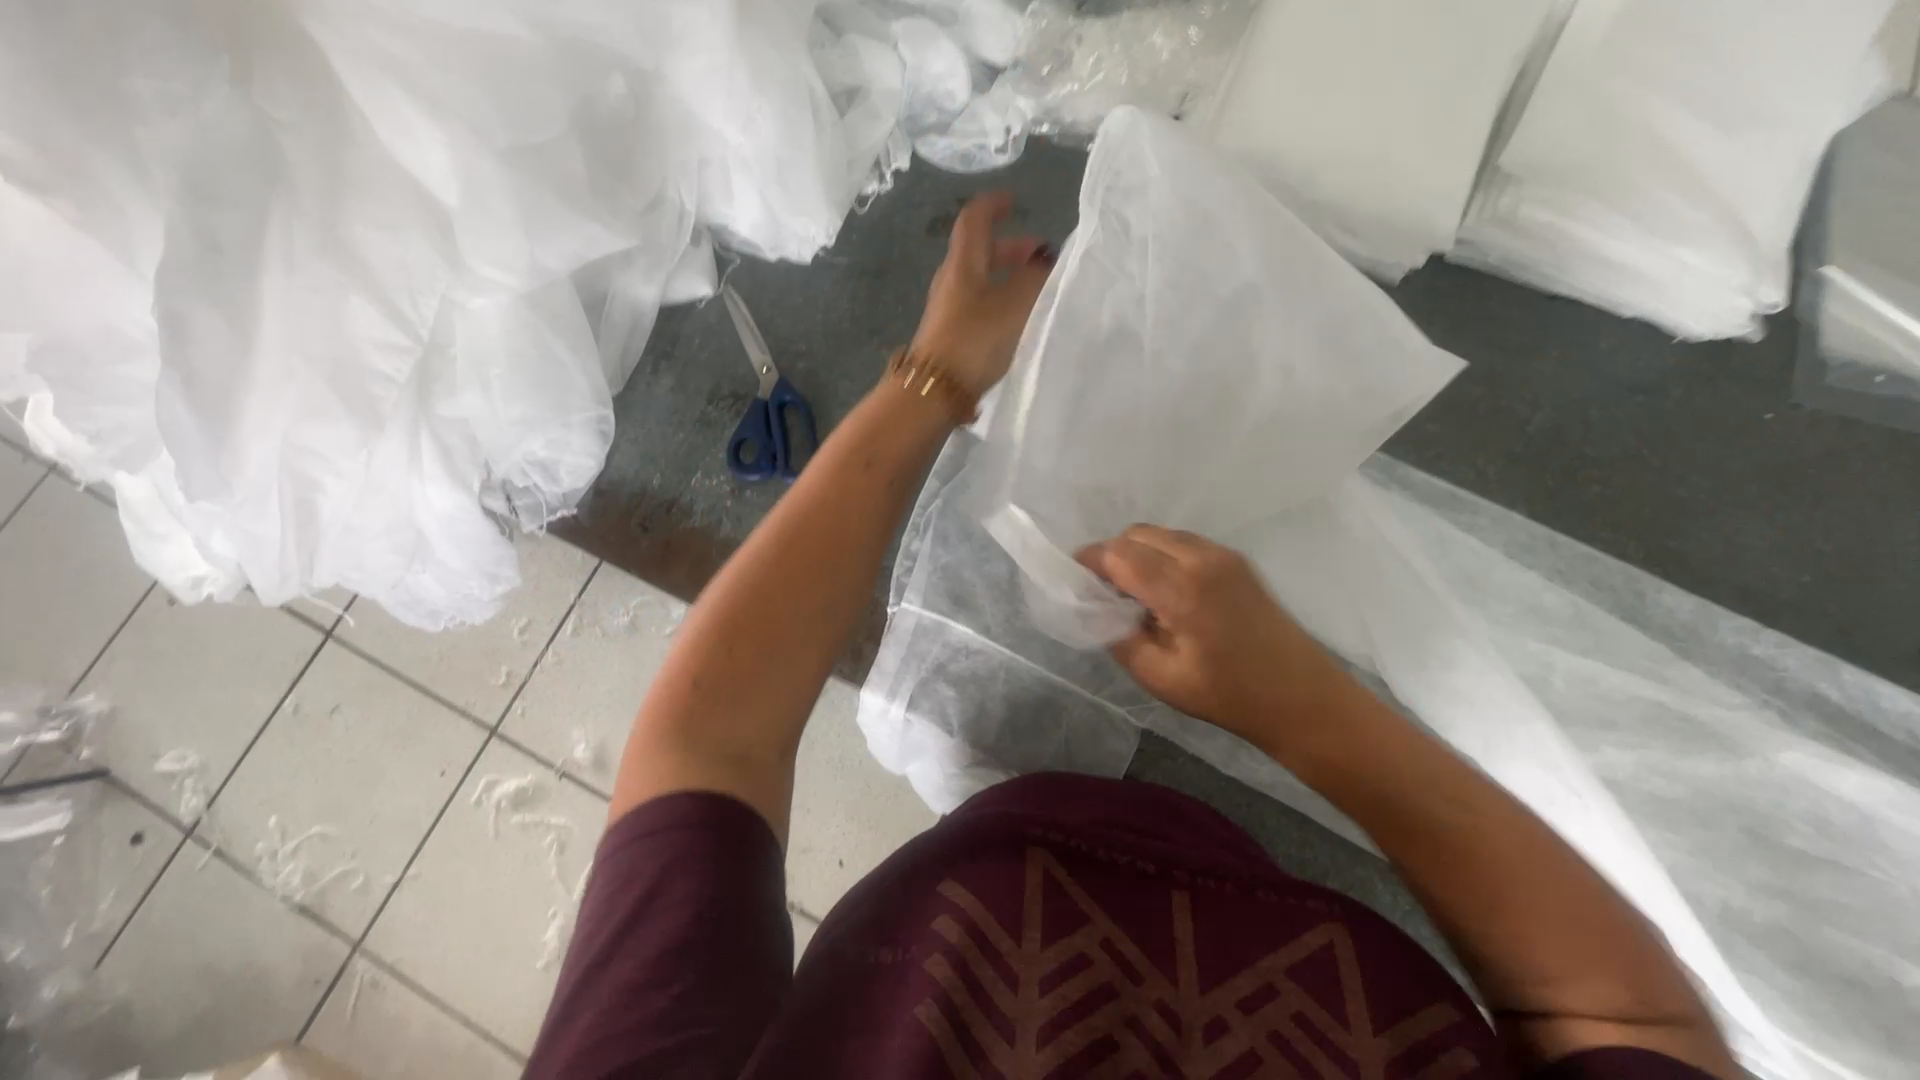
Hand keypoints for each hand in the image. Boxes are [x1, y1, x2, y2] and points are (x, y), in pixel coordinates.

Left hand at [913, 191, 1055, 396]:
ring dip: (1007, 277)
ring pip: (979, 280)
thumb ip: (1034, 279)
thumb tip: (1044, 262)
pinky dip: (1000, 300)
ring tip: (1035, 290)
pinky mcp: (950, 335)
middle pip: (979, 252)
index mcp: (962, 263)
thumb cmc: (974, 339)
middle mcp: (951, 280)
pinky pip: (978, 305)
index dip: (993, 206)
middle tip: (1040, 257)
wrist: (935, 390)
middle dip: (1011, 248)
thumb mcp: (1014, 305)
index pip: (974, 220)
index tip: (1013, 201)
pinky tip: (1018, 319)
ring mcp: (948, 309)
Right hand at [1076, 525, 1349, 751]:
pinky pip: (1183, 543)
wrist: (1302, 697)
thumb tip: (1099, 609)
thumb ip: (1120, 637)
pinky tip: (1163, 593)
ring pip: (1161, 535)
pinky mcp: (1236, 561)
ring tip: (1131, 594)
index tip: (1072, 580)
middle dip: (1111, 556)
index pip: (1119, 554)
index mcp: (1183, 589)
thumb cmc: (1229, 695)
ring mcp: (1223, 555)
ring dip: (1137, 554)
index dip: (1089, 561)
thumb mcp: (1160, 677)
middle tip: (1101, 592)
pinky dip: (1161, 556)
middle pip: (1137, 535)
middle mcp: (1203, 558)